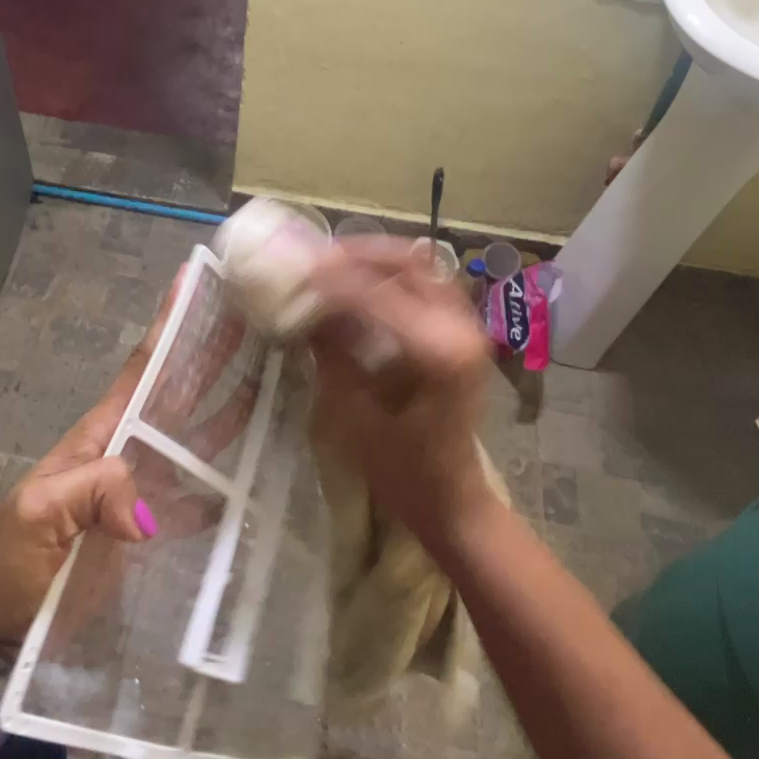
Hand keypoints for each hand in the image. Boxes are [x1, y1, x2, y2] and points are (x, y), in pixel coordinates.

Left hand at [0, 264, 248, 643]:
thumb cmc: (11, 560)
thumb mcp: (38, 514)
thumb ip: (89, 494)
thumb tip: (146, 510)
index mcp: (102, 435)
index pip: (140, 370)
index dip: (166, 327)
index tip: (193, 283)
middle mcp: (129, 452)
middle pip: (178, 393)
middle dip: (212, 354)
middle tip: (256, 318)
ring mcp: (144, 491)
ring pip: (196, 437)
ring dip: (231, 407)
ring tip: (273, 377)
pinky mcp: (156, 532)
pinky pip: (200, 495)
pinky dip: (228, 479)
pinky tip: (262, 469)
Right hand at [305, 237, 496, 550]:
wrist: (453, 502)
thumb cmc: (402, 471)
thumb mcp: (354, 413)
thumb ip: (332, 351)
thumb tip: (301, 306)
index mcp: (436, 351)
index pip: (374, 293)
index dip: (329, 279)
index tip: (291, 272)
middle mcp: (460, 327)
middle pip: (407, 262)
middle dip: (356, 255)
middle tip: (312, 262)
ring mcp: (467, 327)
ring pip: (420, 267)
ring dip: (375, 262)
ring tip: (332, 269)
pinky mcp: (462, 333)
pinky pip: (426, 285)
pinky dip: (391, 278)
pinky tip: (358, 290)